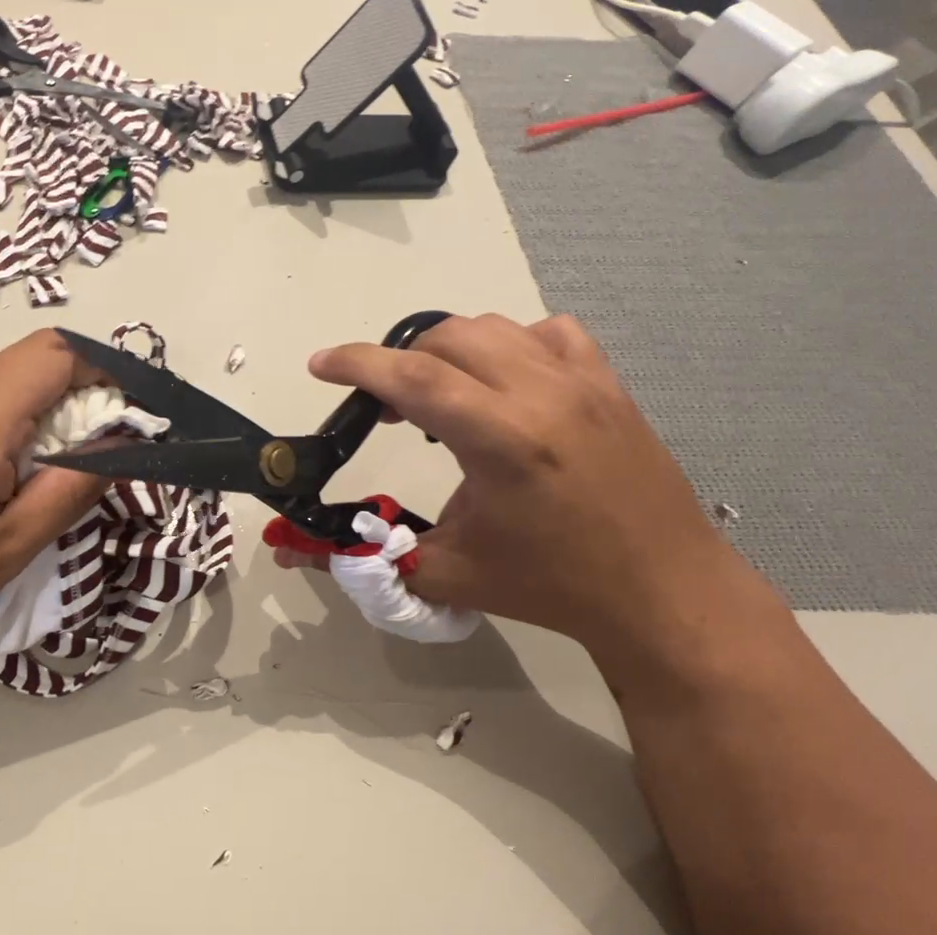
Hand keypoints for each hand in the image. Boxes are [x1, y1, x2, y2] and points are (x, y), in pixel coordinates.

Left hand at [0, 329, 108, 658]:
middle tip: (90, 468)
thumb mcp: (7, 548)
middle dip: (76, 402)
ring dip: (35, 418)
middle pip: (31, 365)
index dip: (108, 372)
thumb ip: (71, 489)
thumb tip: (124, 442)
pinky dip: (0, 427)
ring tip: (36, 486)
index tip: (134, 418)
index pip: (59, 352)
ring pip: (0, 385)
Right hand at [305, 314, 755, 653]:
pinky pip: (548, 334)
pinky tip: (501, 388)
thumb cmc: (546, 585)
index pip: (412, 377)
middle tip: (382, 411)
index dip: (355, 364)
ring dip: (447, 352)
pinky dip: (508, 347)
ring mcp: (584, 383)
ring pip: (495, 329)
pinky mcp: (610, 386)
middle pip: (447, 339)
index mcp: (501, 440)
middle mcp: (543, 395)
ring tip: (436, 400)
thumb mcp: (441, 572)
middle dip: (397, 363)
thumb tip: (289, 553)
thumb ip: (361, 554)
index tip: (319, 366)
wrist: (659, 590)